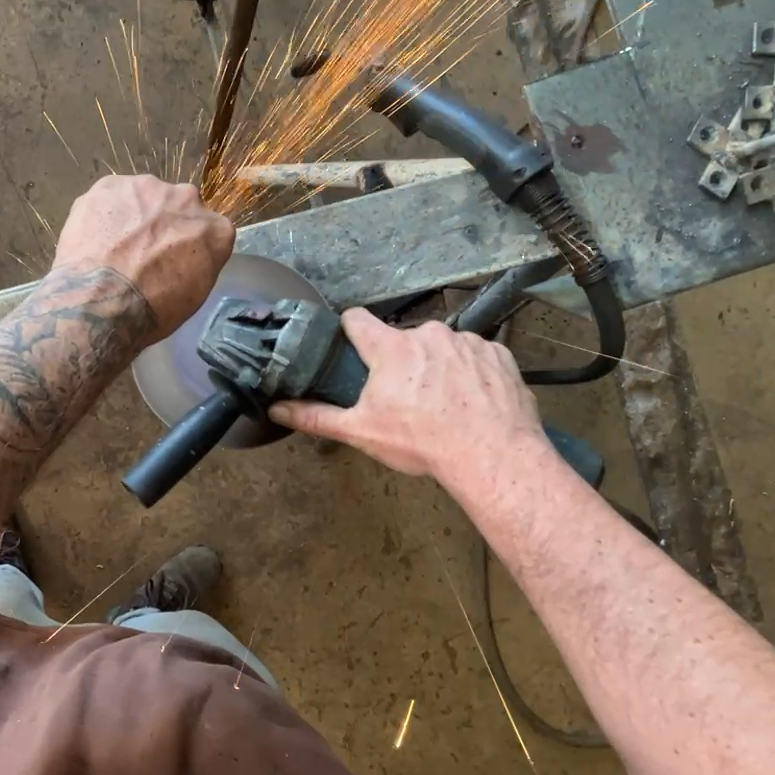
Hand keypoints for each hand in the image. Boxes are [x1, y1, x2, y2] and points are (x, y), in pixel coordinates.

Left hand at [52, 175, 233, 338]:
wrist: (100, 301)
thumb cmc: (150, 310)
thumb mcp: (192, 296)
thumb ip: (197, 264)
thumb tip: (182, 256)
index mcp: (216, 230)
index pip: (208, 232)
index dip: (186, 247)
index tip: (171, 262)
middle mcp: (187, 199)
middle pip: (175, 208)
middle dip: (160, 226)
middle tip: (139, 254)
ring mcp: (147, 187)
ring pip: (141, 199)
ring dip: (131, 217)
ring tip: (111, 248)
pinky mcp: (109, 185)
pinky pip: (108, 198)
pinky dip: (101, 214)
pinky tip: (92, 239)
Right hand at [268, 308, 547, 482]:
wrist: (493, 455)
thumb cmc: (424, 442)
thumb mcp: (361, 432)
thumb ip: (315, 416)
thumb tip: (277, 409)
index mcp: (391, 348)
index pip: (356, 319)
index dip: (349, 331)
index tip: (351, 348)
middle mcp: (428, 334)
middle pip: (401, 339)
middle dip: (398, 361)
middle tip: (402, 397)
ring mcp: (467, 342)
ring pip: (439, 347)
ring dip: (435, 366)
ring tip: (440, 403)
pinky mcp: (498, 354)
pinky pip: (474, 356)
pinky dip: (468, 373)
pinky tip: (468, 401)